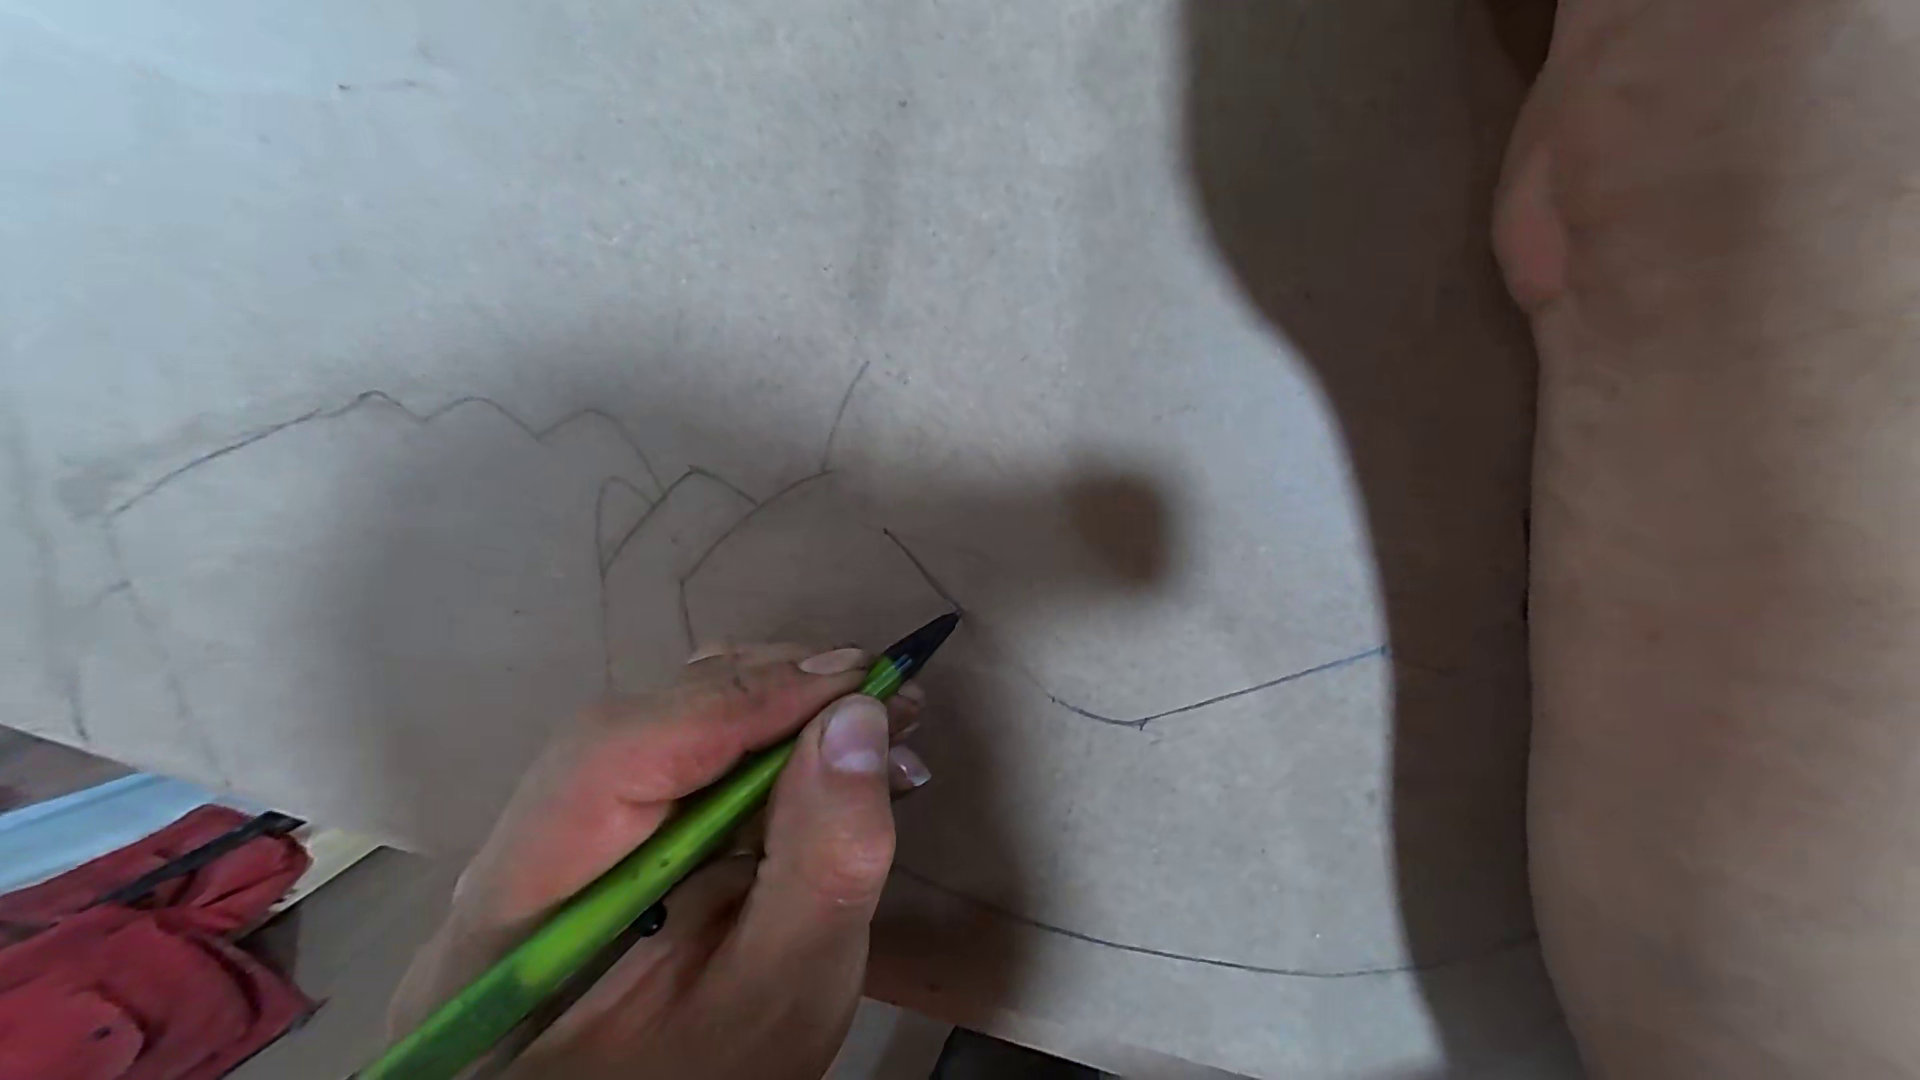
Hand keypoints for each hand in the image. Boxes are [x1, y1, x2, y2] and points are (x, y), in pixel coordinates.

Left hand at [389, 643, 930, 1079]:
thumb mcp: (788, 991)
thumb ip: (824, 859)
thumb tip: (859, 717)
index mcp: (520, 907)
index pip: (614, 752)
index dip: (741, 698)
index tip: (854, 680)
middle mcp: (530, 842)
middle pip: (650, 717)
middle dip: (778, 690)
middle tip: (881, 690)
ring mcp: (578, 823)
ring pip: (681, 717)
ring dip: (788, 704)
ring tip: (874, 718)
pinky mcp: (629, 819)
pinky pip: (705, 746)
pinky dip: (781, 735)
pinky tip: (840, 750)